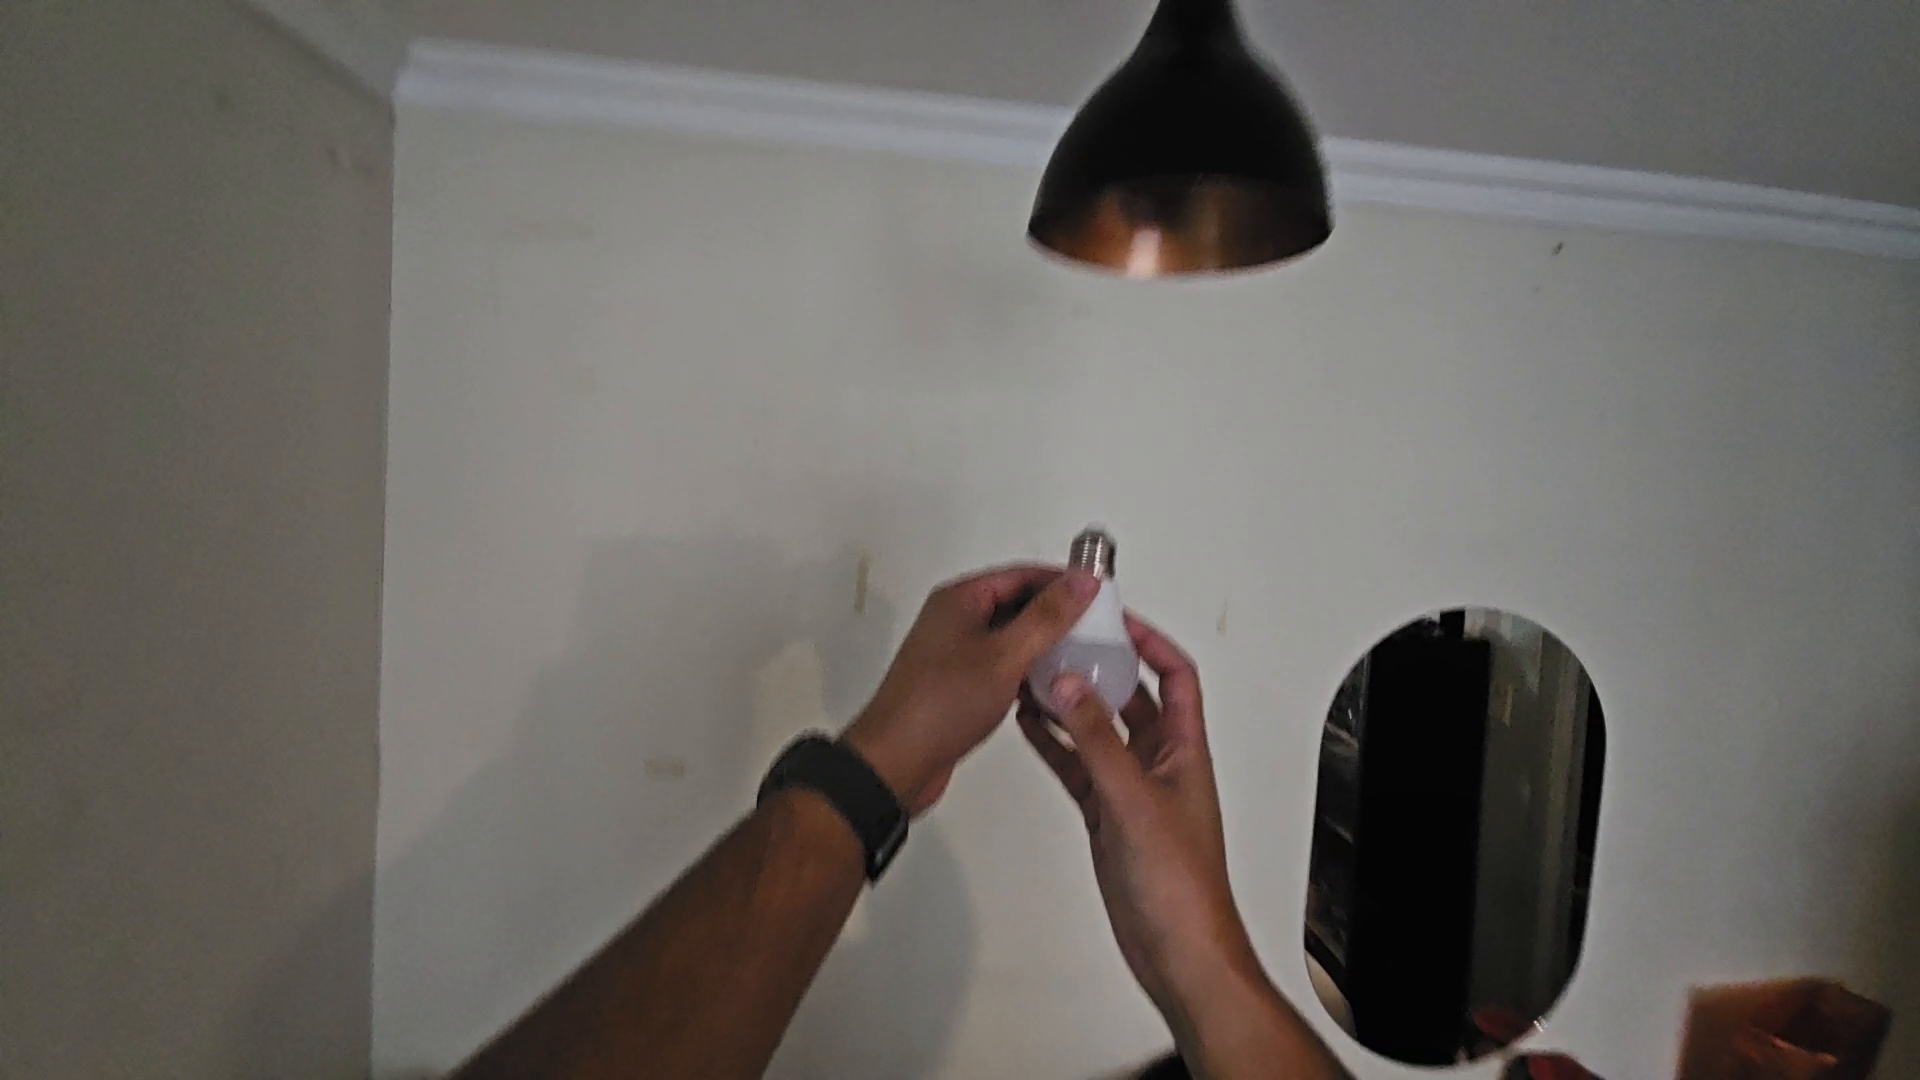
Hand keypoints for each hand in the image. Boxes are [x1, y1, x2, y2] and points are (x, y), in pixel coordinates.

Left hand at [842, 563, 1098, 815]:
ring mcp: (956, 652)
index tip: (1102, 597)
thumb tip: (1085, 578)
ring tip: (1086, 661)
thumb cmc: (946, 703)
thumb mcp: (1004, 656)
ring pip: (1012, 638)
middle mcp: (956, 618)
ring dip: (1045, 647)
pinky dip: (1028, 673)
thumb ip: (1048, 617)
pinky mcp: (959, 683)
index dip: (1062, 582)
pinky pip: (1002, 666)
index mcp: (961, 598)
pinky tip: (1055, 690)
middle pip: (1017, 604)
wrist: (896, 762)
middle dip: (1058, 617)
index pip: (1022, 575)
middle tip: (1100, 632)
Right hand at [1020, 614, 1348, 1079]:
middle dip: (1101, 665)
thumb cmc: (1180, 886)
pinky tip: (1031, 724)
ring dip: (1071, 701)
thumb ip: (1097, 739)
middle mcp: (1158, 760)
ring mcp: (1129, 784)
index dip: (1149, 641)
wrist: (1175, 950)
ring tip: (1038, 674)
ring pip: (1097, 726)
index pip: (1175, 675)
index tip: (1115, 618)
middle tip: (1066, 640)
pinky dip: (1055, 742)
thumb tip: (1072, 685)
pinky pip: (1076, 762)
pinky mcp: (1105, 809)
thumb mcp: (1133, 798)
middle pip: (1130, 694)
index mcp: (1183, 748)